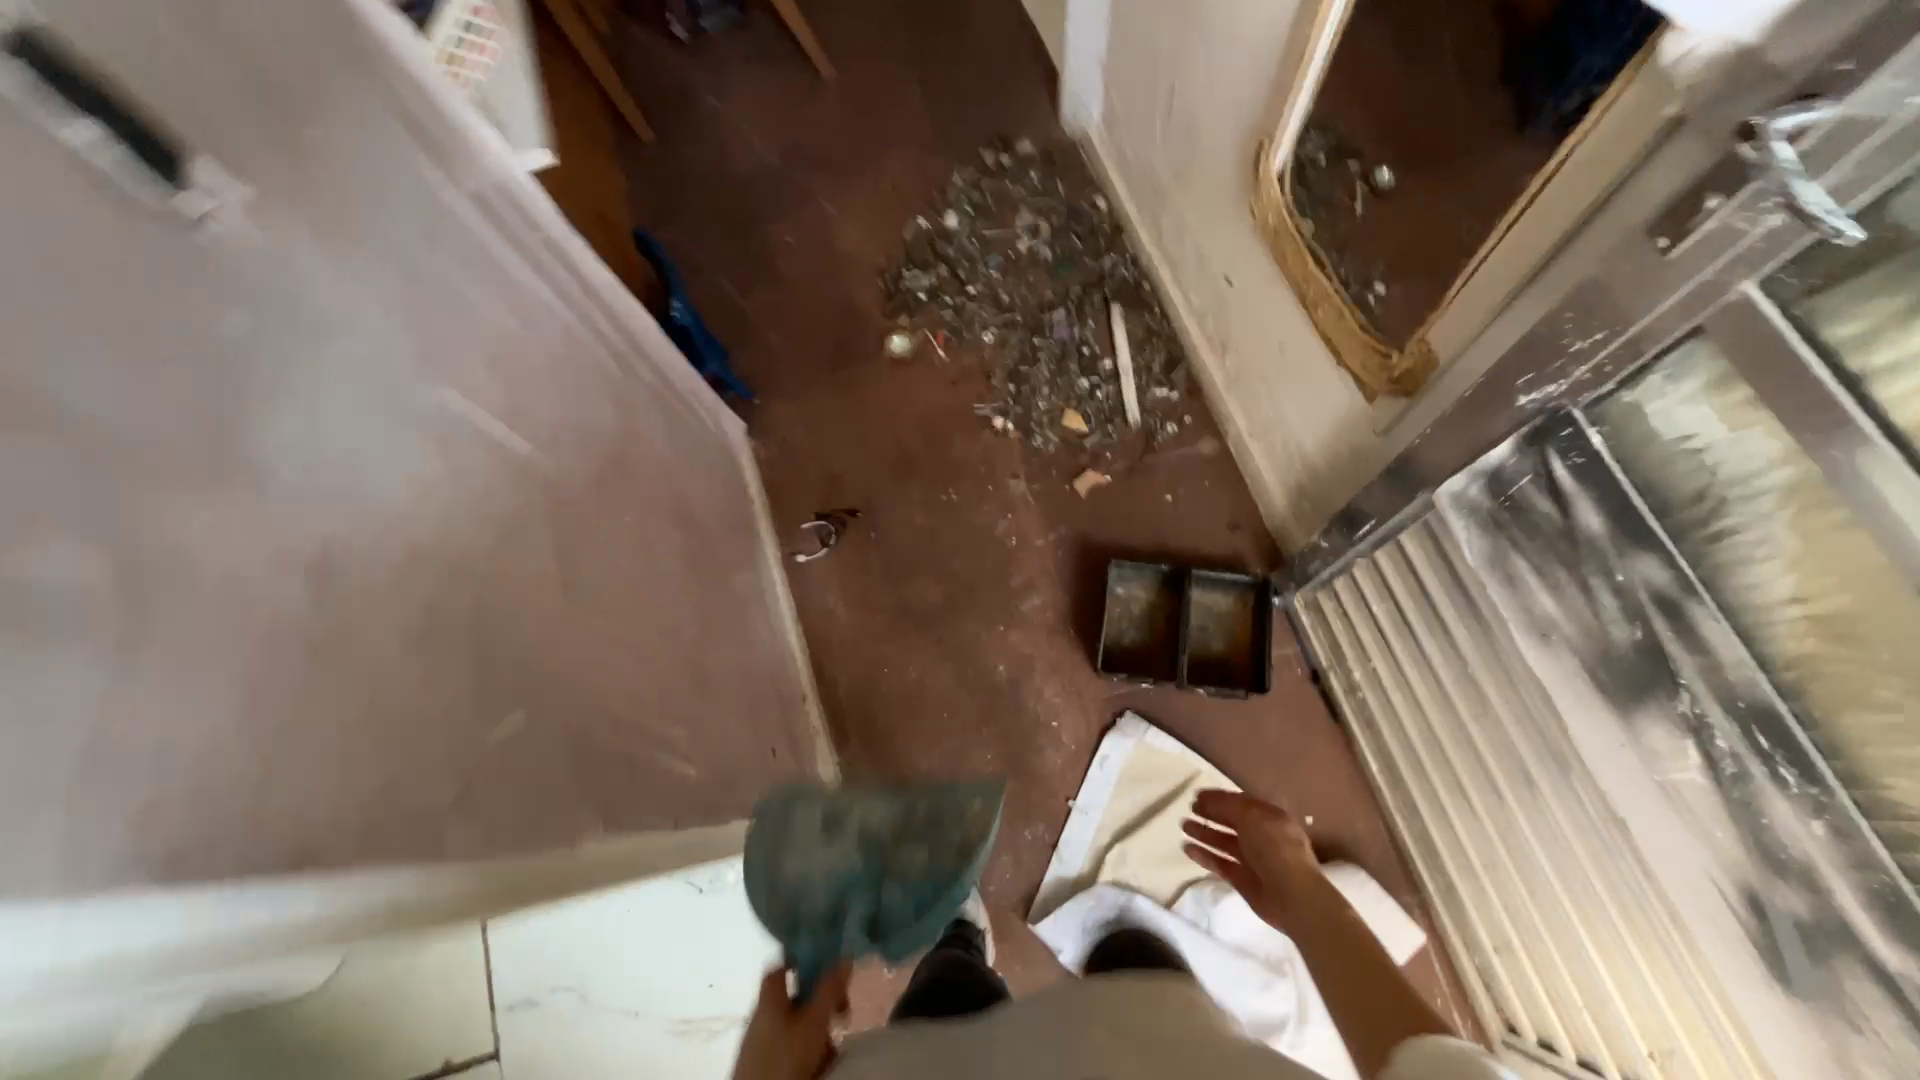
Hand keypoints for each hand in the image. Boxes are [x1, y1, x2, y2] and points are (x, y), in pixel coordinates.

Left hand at [731, 965, 851, 1079]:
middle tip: (839, 1016)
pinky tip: (818, 1065)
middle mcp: (760, 1016)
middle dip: (819, 1007)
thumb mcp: (814, 1021)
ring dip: (816, 1032)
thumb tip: (845, 957)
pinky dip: (805, 1051)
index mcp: (768, 999)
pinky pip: (788, 1048)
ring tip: (831, 1048)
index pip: (779, 968)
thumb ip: (829, 989)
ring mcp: (759, 1042)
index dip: (800, 963)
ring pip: (794, 1026)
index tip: (823, 970)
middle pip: (792, 1000)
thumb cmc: (785, 1057)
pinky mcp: (761, 1065)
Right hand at [1183, 790, 1322, 932]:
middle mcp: (1261, 837)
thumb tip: (1207, 799)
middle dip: (1210, 814)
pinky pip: (1220, 863)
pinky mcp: (1242, 879)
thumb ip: (1227, 805)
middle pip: (1231, 822)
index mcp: (1270, 818)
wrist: (1292, 896)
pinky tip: (1187, 848)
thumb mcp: (1251, 817)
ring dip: (1204, 833)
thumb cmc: (1275, 848)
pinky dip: (1204, 855)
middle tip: (1189, 809)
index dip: (1220, 797)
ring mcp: (1252, 859)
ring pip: (1224, 842)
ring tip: (1183, 825)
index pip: (1241, 802)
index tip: (1197, 795)